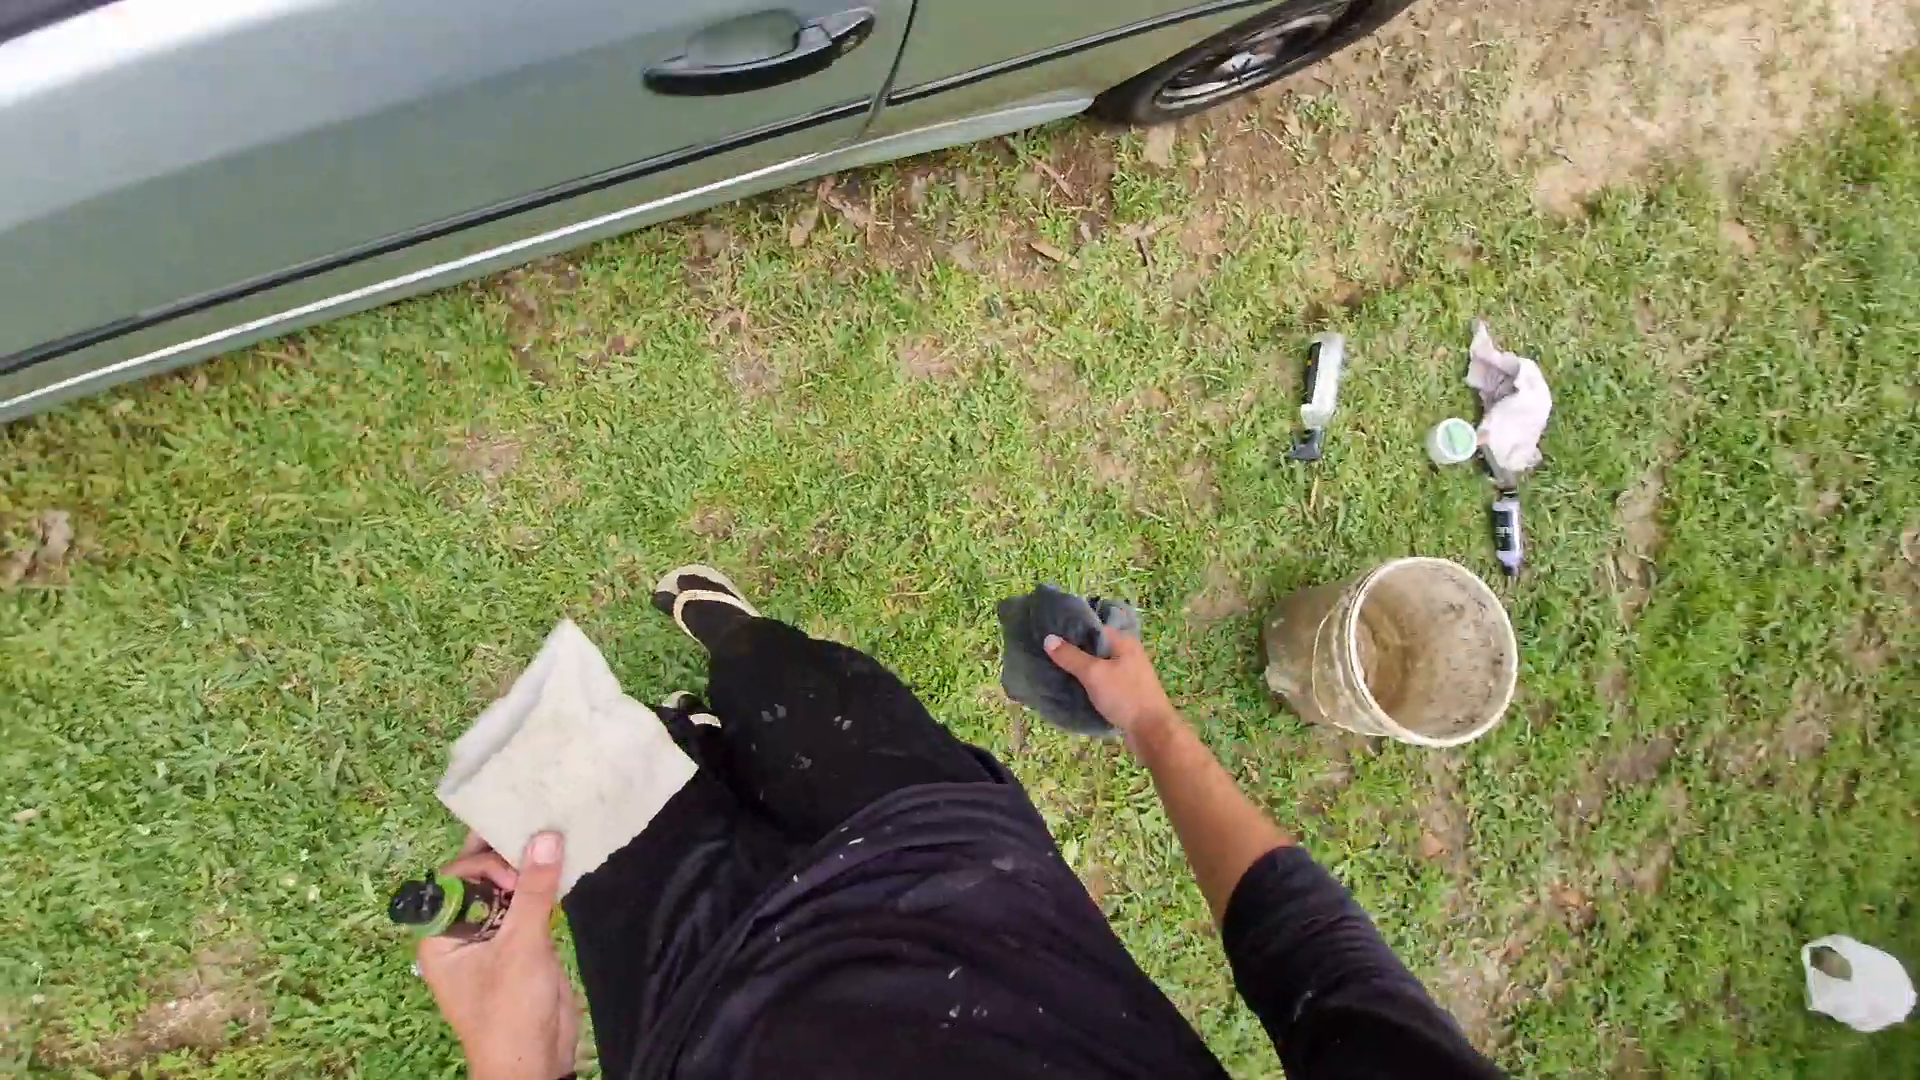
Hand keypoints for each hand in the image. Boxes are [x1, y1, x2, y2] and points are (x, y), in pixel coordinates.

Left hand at [417, 832, 578, 1079]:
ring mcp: (492, 934)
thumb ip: (534, 891)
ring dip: (528, 864)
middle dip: (504, 854)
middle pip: (477, 878)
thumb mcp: (521, 948)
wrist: (534, 1060)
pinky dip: (543, 881)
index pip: (452, 879)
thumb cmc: (510, 1010)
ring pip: (505, 886)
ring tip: (557, 839)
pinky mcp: (521, 939)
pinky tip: (565, 863)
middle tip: (539, 832)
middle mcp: (462, 930)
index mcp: (441, 936)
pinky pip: (527, 900)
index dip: (483, 864)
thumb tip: (548, 835)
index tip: (518, 871)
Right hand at [1043, 632, 1180, 739]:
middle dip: (1074, 650)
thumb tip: (1049, 639)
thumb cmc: (1124, 696)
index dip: (1072, 630)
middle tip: (1049, 653)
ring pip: (1098, 665)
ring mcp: (1128, 673)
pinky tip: (1074, 686)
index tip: (1050, 635)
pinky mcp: (1126, 690)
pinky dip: (1089, 682)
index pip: (1093, 628)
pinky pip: (1103, 680)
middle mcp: (1128, 653)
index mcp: (1123, 641)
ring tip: (1056, 669)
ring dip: (1081, 668)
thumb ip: (1071, 656)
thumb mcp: (1093, 673)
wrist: (1152, 731)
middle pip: (1095, 647)